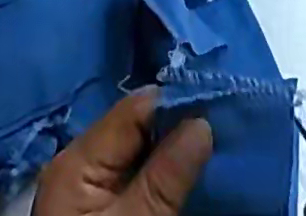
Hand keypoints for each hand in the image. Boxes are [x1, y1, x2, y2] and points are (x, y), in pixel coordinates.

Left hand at [34, 88, 213, 215]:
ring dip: (177, 149)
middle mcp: (83, 164)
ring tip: (220, 142)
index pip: (132, 110)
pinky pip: (140, 179)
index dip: (175, 102)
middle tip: (227, 122)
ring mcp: (93, 192)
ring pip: (141, 153)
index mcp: (78, 159)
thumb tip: (202, 121)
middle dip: (179, 124)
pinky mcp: (107, 213)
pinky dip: (167, 174)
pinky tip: (196, 174)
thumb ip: (165, 177)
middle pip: (137, 129)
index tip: (219, 100)